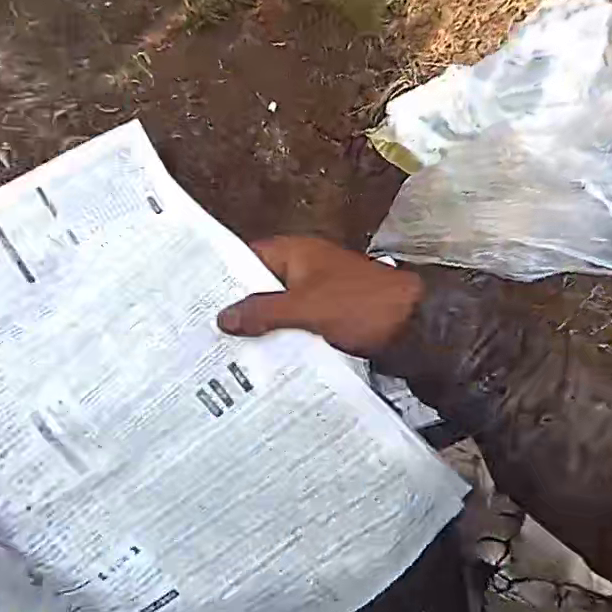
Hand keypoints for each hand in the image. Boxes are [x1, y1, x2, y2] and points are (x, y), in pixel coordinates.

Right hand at [217, 236, 422, 356]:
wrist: (415, 328)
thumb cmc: (362, 305)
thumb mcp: (307, 308)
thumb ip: (264, 312)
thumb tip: (223, 318)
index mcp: (296, 253)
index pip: (247, 257)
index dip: (222, 275)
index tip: (195, 297)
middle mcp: (302, 269)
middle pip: (258, 286)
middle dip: (235, 307)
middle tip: (201, 330)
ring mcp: (314, 294)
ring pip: (274, 309)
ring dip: (256, 326)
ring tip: (221, 348)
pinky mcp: (324, 318)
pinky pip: (291, 325)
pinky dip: (277, 338)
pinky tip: (257, 358)